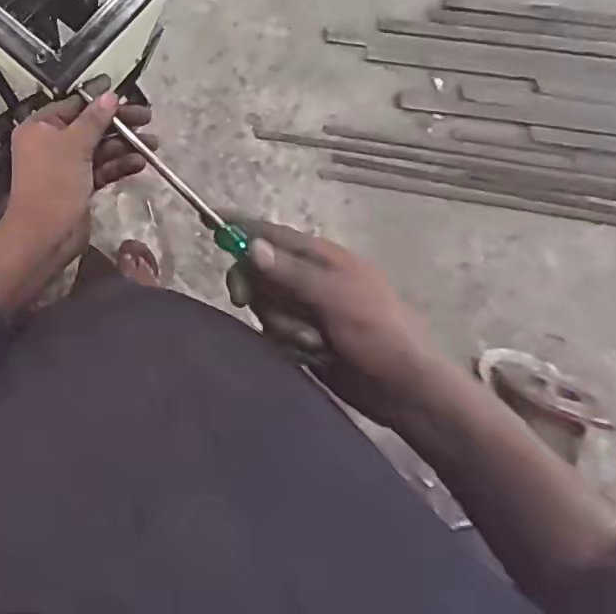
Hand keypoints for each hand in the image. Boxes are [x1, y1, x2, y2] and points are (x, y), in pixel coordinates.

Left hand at [0, 92, 153, 313]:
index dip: (99, 101)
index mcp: (39, 127)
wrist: (45, 234)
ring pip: (98, 149)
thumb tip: (109, 95)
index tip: (126, 97)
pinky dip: (118, 165)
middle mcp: (50, 143)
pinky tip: (140, 163)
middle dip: (118, 125)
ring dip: (124, 146)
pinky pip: (101, 169)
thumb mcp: (74, 145)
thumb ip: (94, 120)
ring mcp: (65, 166)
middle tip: (148, 119)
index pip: (72, 105)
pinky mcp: (78, 185)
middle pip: (89, 127)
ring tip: (152, 144)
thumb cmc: (53, 182)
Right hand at [225, 219, 460, 425]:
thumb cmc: (378, 334)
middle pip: (257, 268)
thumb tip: (250, 244)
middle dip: (253, 287)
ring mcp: (306, 307)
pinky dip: (284, 340)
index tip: (207, 223)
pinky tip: (310, 353)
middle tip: (243, 301)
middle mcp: (309, 277)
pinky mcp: (303, 334)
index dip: (237, 227)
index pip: (269, 233)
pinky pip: (272, 328)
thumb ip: (289, 271)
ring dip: (279, 323)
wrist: (408, 393)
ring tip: (311, 341)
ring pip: (263, 302)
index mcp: (321, 257)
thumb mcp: (334, 297)